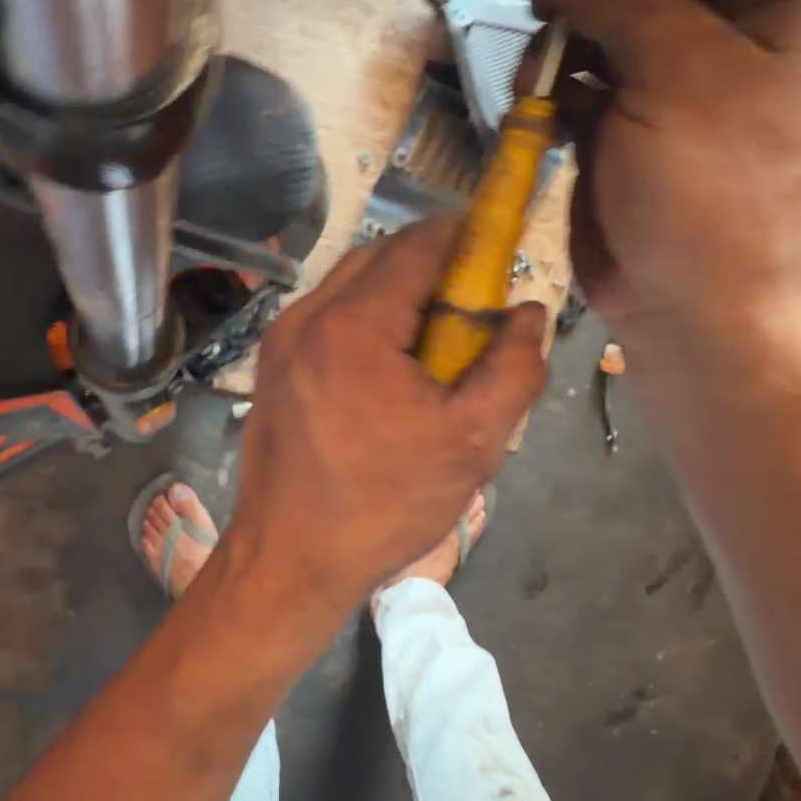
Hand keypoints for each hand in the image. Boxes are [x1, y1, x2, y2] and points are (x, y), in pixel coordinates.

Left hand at [222, 220, 547, 615]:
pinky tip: (392, 371)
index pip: (418, 244)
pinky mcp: (272, 365)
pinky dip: (367, 322)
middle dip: (434, 269)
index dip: (467, 241)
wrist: (287, 560)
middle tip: (474, 314)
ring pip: (352, 285)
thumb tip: (528, 313)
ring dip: (399, 296)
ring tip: (437, 347)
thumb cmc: (382, 505)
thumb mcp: (472, 443)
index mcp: (352, 323)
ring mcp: (280, 339)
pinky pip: (328, 318)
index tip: (501, 263)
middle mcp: (306, 315)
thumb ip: (513, 369)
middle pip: (382, 257)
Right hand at [527, 0, 800, 343]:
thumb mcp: (683, 80)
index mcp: (781, 7)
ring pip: (601, 23)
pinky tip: (541, 105)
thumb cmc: (711, 195)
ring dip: (564, 38)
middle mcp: (732, 36)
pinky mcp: (627, 127)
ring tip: (543, 74)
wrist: (690, 307)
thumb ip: (630, 0)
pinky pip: (580, 78)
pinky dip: (554, 85)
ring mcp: (674, 84)